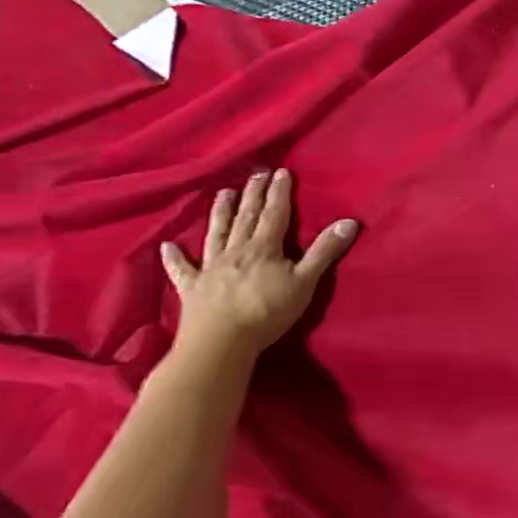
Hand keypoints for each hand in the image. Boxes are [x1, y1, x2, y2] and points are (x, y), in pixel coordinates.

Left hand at [159, 169, 358, 361]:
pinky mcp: (192, 289)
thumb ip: (325, 251)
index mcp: (264, 248)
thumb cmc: (267, 312)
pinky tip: (167, 246)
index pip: (274, 214)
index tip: (281, 172)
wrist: (220, 344)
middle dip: (253, 195)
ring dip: (221, 213)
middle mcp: (236, 251)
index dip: (279, 193)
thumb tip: (350, 222)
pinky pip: (182, 270)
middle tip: (256, 174)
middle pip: (246, 218)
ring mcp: (211, 269)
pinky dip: (174, 257)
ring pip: (217, 234)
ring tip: (223, 194)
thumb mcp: (305, 282)